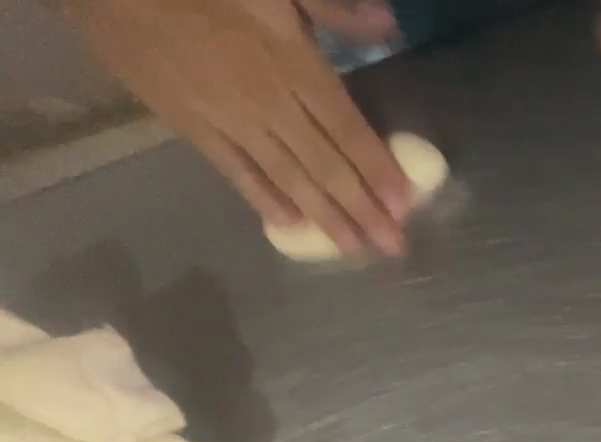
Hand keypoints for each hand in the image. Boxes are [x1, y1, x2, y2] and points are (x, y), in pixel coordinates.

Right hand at [67, 0, 409, 256]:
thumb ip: (333, 9)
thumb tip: (388, 23)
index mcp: (293, 65)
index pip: (349, 131)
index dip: (380, 172)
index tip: (406, 207)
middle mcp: (267, 101)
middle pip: (326, 166)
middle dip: (364, 210)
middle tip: (394, 247)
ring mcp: (225, 116)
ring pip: (287, 177)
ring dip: (325, 217)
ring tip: (355, 250)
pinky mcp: (185, 122)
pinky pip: (233, 170)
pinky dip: (264, 199)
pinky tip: (291, 226)